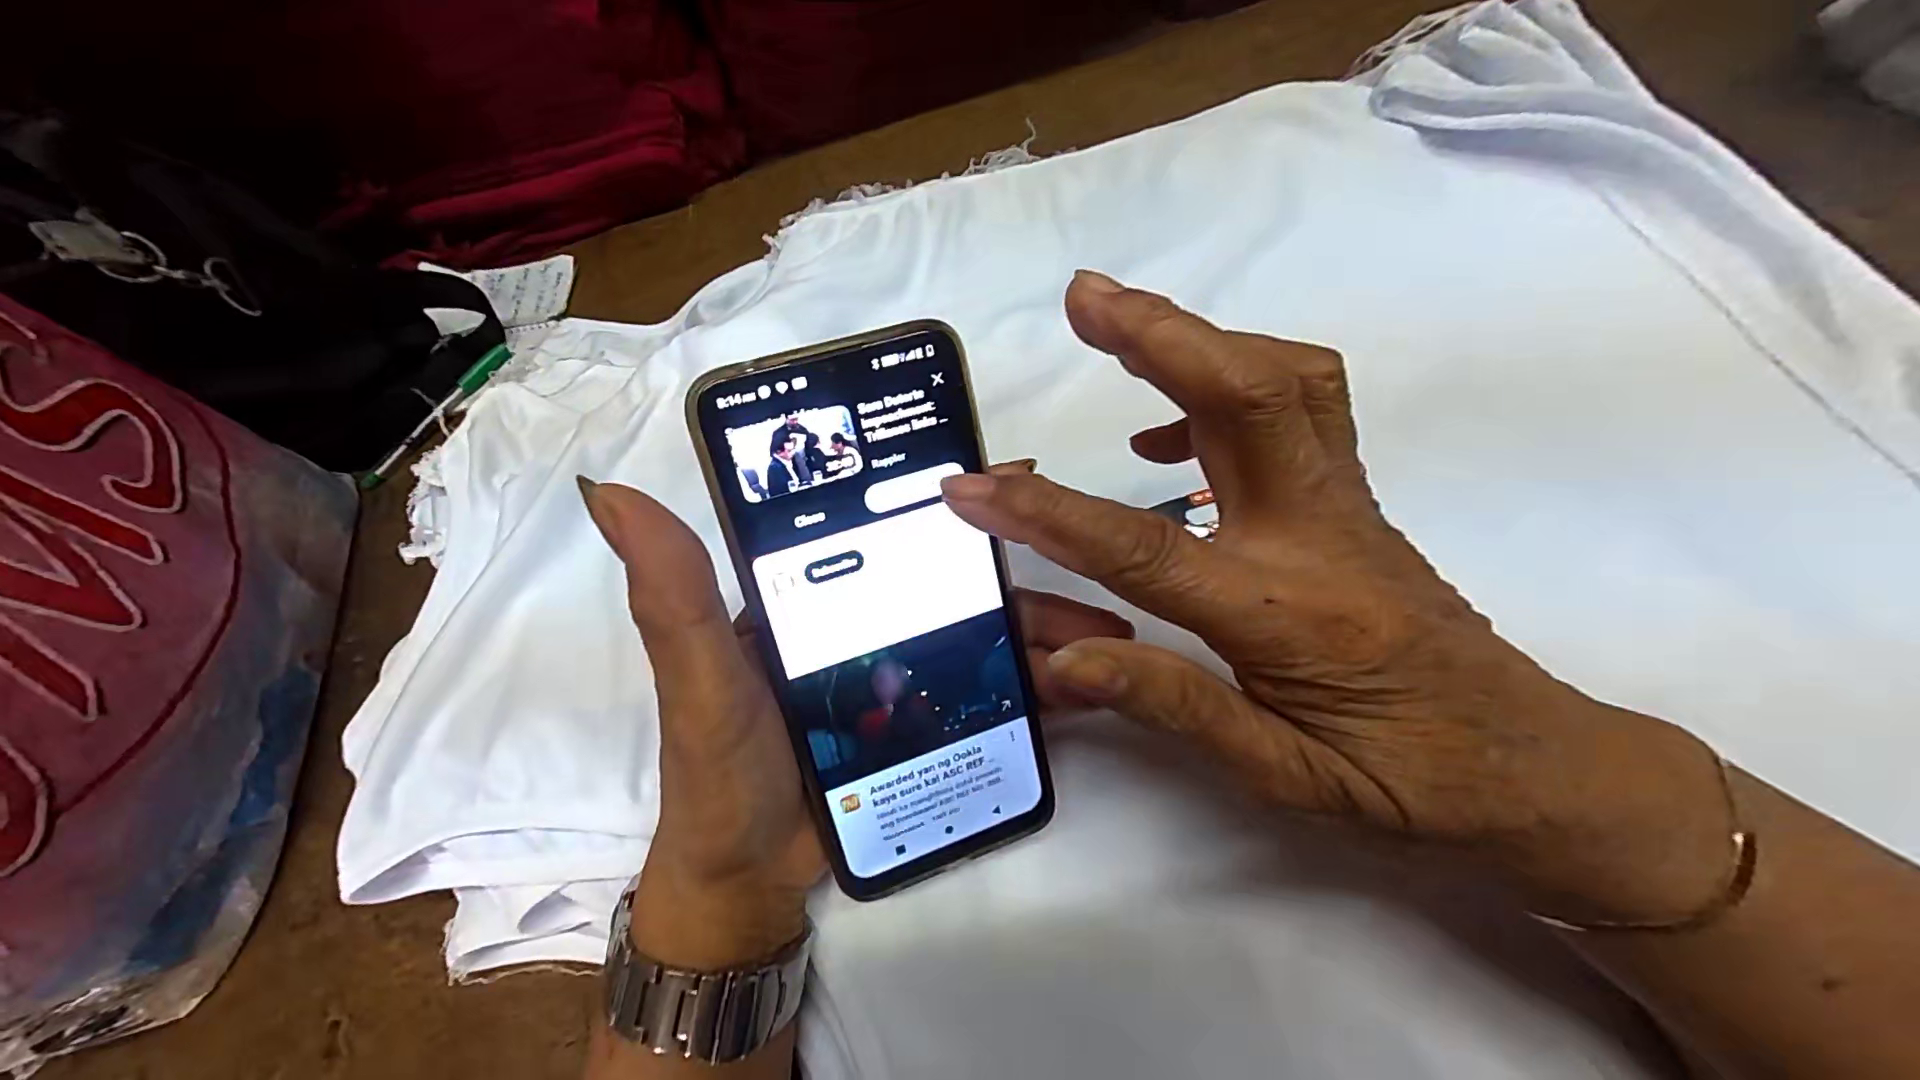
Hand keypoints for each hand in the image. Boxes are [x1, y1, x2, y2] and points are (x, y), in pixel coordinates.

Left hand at [579, 471, 1132, 965]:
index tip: (1012, 476)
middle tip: (1089, 557)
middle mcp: (861, 615)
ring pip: (978, 629)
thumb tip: (613, 494)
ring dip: (1040, 625)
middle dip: (1021, 565)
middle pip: (950, 575)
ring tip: (1105, 632)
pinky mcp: (923, 714)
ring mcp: (898, 666)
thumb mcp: (697, 676)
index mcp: (812, 592)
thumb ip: (672, 594)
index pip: (882, 524)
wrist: (751, 876)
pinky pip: (984, 686)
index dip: (944, 496)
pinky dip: (1030, 681)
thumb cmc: (721, 768)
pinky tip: (1078, 681)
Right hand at [939, 272, 1736, 924]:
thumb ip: (1173, 705)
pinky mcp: (1351, 499)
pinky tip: (1164, 434)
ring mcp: (1344, 504)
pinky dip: (1225, 388)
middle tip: (1084, 296)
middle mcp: (1318, 533)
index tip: (971, 487)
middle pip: (1245, 397)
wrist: (1536, 768)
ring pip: (1285, 379)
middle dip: (1157, 336)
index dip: (1044, 513)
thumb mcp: (1285, 775)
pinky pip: (1297, 408)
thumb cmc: (1408, 782)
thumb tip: (1065, 658)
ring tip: (1122, 322)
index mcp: (1285, 613)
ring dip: (1197, 338)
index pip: (1140, 547)